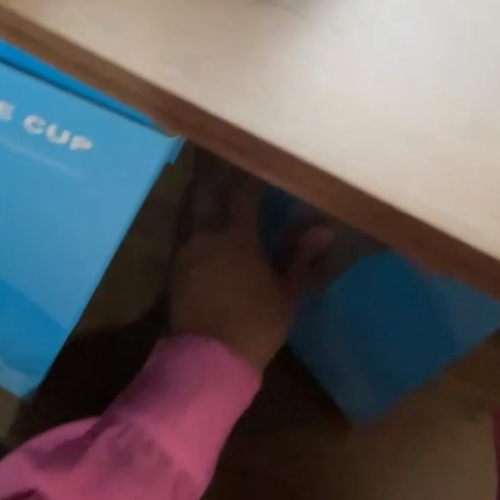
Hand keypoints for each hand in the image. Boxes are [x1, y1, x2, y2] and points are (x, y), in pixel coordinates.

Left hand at [169, 156, 338, 371]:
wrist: (206, 357)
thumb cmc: (253, 324)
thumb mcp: (284, 293)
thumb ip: (299, 255)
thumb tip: (323, 225)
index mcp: (235, 236)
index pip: (241, 191)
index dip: (245, 167)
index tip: (249, 143)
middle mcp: (205, 232)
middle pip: (205, 187)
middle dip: (212, 164)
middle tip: (215, 141)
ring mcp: (186, 246)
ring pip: (190, 203)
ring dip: (199, 184)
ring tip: (208, 167)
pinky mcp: (175, 262)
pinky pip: (184, 223)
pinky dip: (193, 208)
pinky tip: (199, 208)